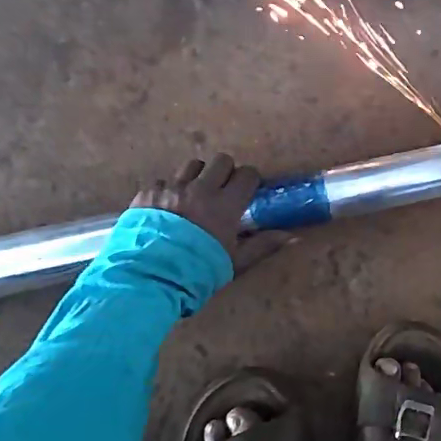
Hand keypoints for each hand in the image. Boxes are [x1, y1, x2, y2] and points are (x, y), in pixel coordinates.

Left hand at [132, 153, 294, 272]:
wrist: (147, 279)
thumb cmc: (196, 273)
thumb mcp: (234, 263)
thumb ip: (262, 246)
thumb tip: (292, 236)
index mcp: (225, 205)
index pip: (246, 174)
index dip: (249, 181)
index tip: (246, 192)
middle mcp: (200, 189)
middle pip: (221, 160)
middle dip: (225, 172)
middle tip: (221, 191)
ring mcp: (172, 188)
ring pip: (191, 165)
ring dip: (197, 176)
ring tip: (193, 196)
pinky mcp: (148, 193)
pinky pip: (163, 181)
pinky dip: (167, 191)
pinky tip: (165, 210)